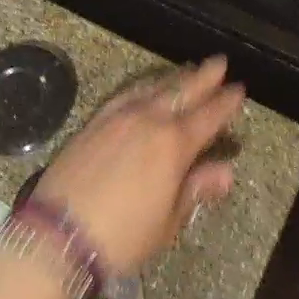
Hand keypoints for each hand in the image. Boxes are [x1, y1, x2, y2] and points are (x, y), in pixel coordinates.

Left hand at [31, 56, 243, 274]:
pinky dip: (143, 85)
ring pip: (155, 87)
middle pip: (184, 90)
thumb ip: (197, 189)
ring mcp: (120, 116)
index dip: (227, 102)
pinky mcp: (95, 120)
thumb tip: (226, 172)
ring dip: (175, 78)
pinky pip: (127, 93)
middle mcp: (150, 120)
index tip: (240, 89)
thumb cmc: (122, 236)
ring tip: (188, 70)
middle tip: (220, 62)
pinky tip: (146, 87)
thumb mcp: (168, 222)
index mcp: (175, 144)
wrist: (58, 235)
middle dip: (204, 76)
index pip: (209, 116)